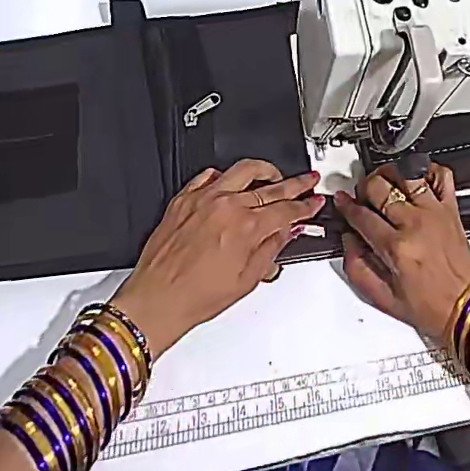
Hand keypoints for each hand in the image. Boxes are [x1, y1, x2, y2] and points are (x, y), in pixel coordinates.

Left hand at [110, 161, 320, 358]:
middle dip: (297, 184)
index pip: (287, 209)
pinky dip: (225, 175)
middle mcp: (227, 206)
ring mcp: (204, 199)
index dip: (306, 205)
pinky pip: (209, 175)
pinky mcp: (184, 199)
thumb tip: (287, 231)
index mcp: (246, 227)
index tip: (314, 202)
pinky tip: (231, 181)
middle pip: (272, 187)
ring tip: (274, 175)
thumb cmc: (195, 297)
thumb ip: (272, 248)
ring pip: (243, 169)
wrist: (156, 301)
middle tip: (308, 181)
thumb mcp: (247, 279)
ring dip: (265, 170)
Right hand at [335, 163, 469, 341]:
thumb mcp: (382, 297)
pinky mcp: (451, 209)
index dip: (346, 206)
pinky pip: (441, 176)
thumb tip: (348, 239)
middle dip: (363, 188)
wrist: (465, 307)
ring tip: (384, 181)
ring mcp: (435, 212)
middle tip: (362, 196)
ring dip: (390, 173)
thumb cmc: (429, 305)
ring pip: (407, 174)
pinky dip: (427, 170)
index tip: (342, 202)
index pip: (361, 215)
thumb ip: (357, 267)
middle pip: (379, 187)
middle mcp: (416, 224)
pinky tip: (415, 178)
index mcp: (396, 247)